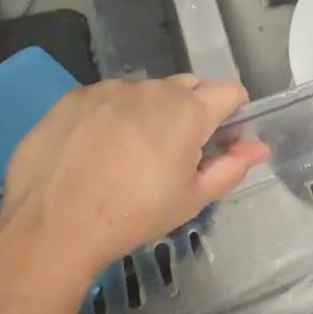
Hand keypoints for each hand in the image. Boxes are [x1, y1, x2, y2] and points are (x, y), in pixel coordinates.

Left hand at [0, 75, 269, 282]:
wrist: (53, 225)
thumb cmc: (134, 215)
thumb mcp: (192, 198)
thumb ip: (231, 167)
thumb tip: (259, 147)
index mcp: (188, 110)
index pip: (229, 91)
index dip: (233, 114)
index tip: (223, 141)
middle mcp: (152, 88)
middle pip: (188, 87)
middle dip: (192, 111)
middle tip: (177, 153)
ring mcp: (109, 89)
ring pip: (145, 92)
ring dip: (150, 112)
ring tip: (129, 154)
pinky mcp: (73, 97)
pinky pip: (106, 98)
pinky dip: (111, 116)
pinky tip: (95, 150)